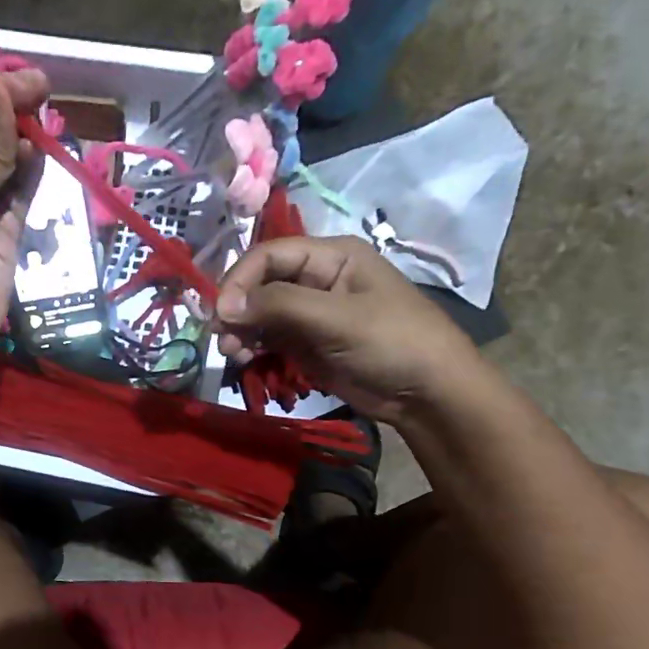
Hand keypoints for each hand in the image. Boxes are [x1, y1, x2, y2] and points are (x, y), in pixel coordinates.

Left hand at [0, 70, 48, 362]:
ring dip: (26, 140)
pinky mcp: (4, 229)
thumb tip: (1, 90)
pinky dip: (33, 172)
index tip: (32, 79)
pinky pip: (20, 191)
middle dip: (13, 113)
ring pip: (6, 160)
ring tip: (51, 118)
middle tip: (48, 93)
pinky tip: (46, 150)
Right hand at [214, 236, 481, 423]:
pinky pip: (271, 340)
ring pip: (262, 314)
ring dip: (242, 331)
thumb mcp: (336, 318)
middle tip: (222, 338)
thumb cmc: (391, 342)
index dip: (241, 279)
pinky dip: (254, 348)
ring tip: (233, 354)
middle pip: (262, 284)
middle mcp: (318, 279)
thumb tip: (224, 306)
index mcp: (331, 256)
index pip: (270, 255)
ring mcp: (312, 314)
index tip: (221, 313)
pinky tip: (246, 361)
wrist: (426, 393)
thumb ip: (280, 306)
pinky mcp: (309, 345)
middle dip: (238, 308)